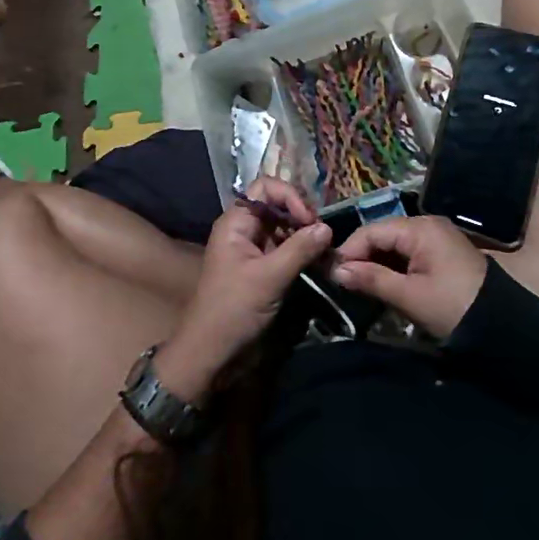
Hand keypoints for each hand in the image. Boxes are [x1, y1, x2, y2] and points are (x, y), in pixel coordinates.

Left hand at [157, 177, 329, 402]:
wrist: (211, 351)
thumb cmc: (233, 309)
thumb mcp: (269, 277)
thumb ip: (299, 249)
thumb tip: (327, 226)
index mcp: (236, 222)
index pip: (265, 187)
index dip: (289, 196)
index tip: (309, 219)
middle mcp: (245, 230)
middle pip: (278, 206)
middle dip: (302, 216)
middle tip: (323, 237)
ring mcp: (254, 250)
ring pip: (285, 229)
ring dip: (305, 236)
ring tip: (326, 252)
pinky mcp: (263, 269)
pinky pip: (286, 250)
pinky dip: (302, 253)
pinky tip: (319, 263)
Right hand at [330, 216, 487, 340]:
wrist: (504, 326)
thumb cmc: (453, 307)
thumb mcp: (409, 295)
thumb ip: (371, 279)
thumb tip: (336, 270)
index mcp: (420, 228)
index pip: (371, 231)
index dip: (349, 251)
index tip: (332, 275)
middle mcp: (428, 224)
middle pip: (382, 234)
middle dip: (361, 256)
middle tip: (343, 282)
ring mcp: (437, 237)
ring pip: (394, 244)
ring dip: (376, 262)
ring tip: (359, 284)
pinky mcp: (443, 253)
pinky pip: (409, 252)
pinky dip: (394, 266)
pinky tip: (383, 283)